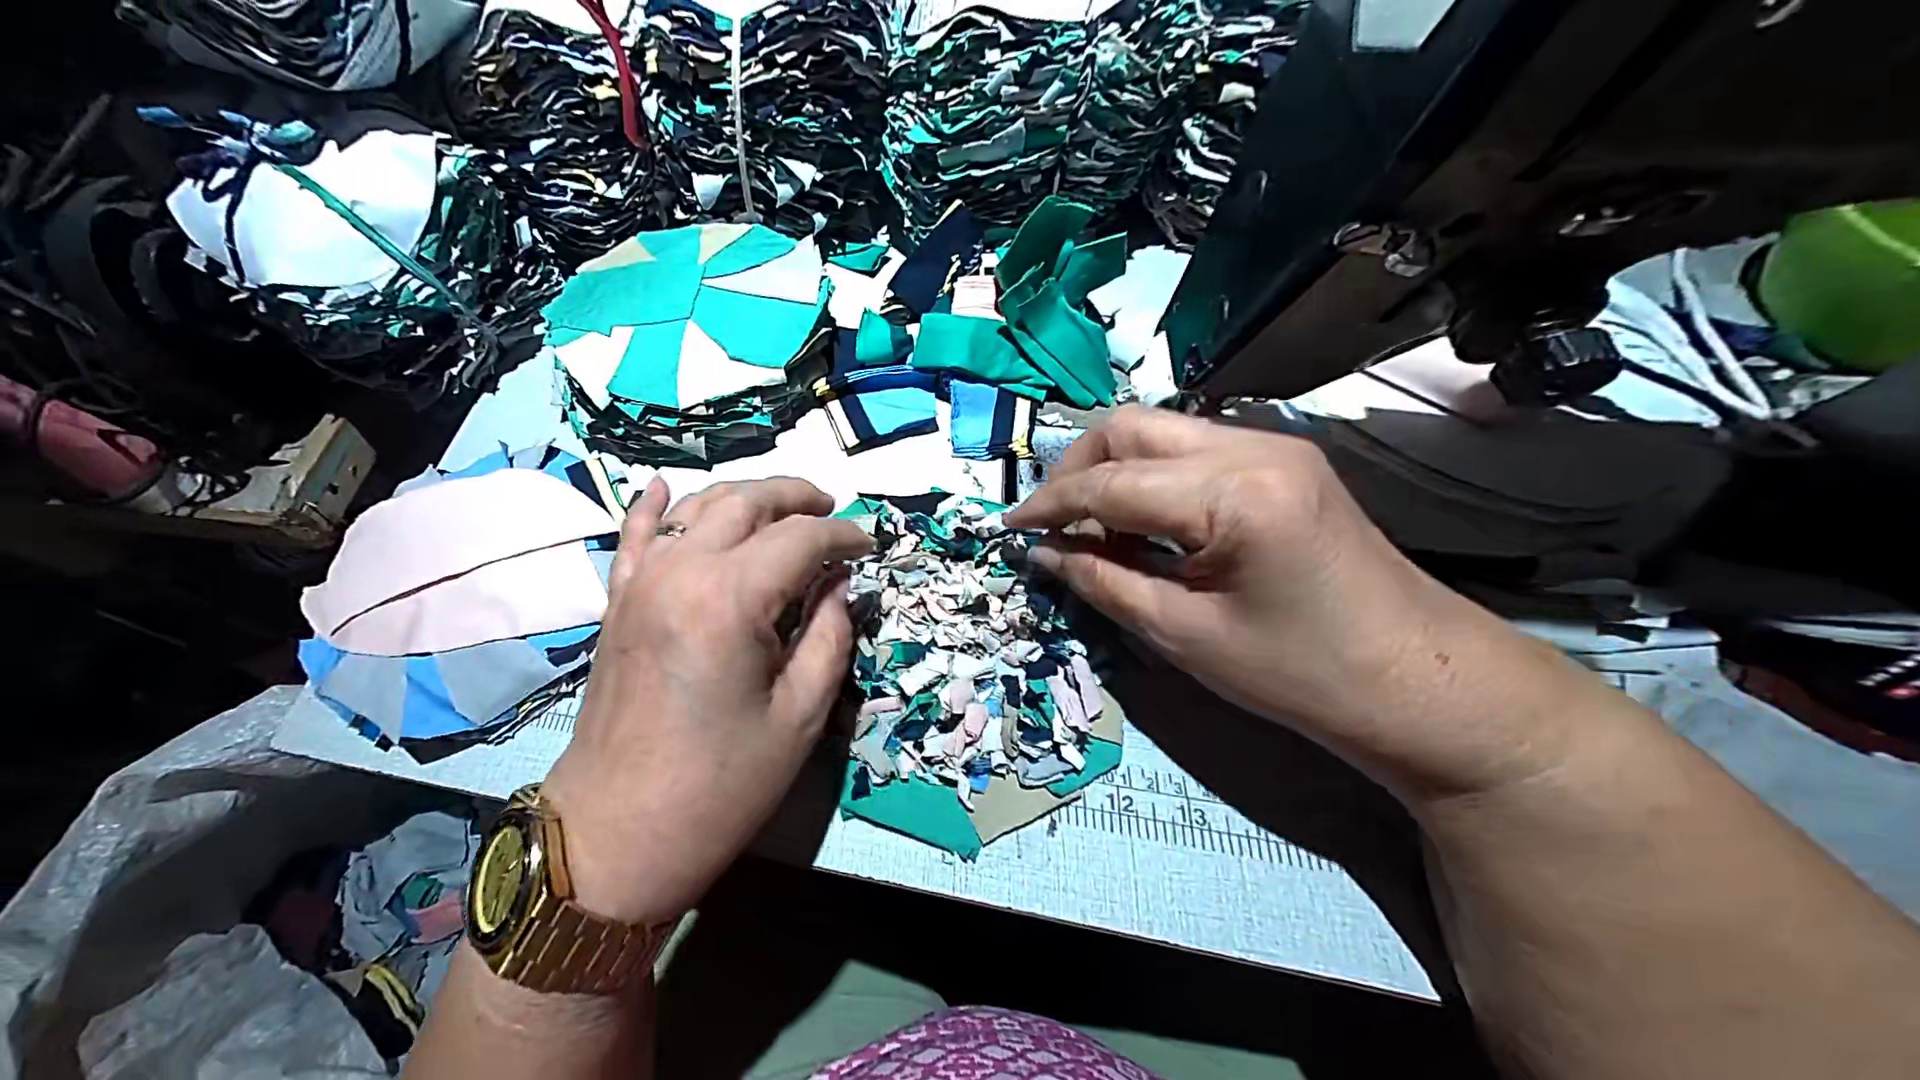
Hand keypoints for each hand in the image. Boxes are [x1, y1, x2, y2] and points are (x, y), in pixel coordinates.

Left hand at [542, 477, 872, 923]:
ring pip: (697, 508)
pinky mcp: (619, 602)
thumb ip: (829, 634)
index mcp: (731, 599)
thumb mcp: (800, 714)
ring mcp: (642, 582)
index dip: (843, 535)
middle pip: (746, 503)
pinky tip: (665, 488)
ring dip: (745, 497)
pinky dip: (654, 507)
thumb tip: (839, 583)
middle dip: (796, 497)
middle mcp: (681, 572)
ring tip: (783, 507)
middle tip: (832, 509)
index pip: (800, 538)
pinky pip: (637, 537)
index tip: (870, 544)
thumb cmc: (721, 782)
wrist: (617, 832)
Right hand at [1005, 406, 1592, 803]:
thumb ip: (1103, 580)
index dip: (1048, 504)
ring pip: (1160, 432)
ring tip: (1089, 530)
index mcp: (1234, 492)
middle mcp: (1254, 446)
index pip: (1110, 481)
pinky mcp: (1284, 462)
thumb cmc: (1301, 675)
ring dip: (1112, 472)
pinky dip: (1150, 479)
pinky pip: (1193, 451)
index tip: (1009, 529)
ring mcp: (1274, 447)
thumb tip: (1043, 552)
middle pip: (1130, 427)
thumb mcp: (1185, 636)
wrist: (1421, 683)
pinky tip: (1140, 524)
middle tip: (1048, 525)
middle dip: (1075, 470)